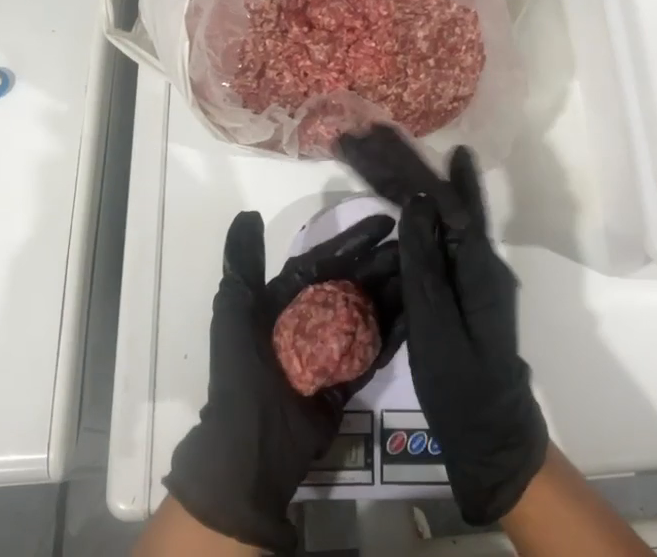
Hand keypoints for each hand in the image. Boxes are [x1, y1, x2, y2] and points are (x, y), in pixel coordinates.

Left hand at [164, 209, 403, 553]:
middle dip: (381, 264)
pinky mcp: (346, 378)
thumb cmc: (241, 368)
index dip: (353, 240)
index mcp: (283, 298)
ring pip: (368, 311)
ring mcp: (330, 349)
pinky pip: (374, 350)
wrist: (252, 443)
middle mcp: (309, 318)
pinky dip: (394, 333)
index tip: (385, 222)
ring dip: (393, 293)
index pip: (324, 259)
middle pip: (352, 282)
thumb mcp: (234, 308)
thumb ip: (242, 261)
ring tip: (422, 273)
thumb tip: (248, 213)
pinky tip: (418, 315)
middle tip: (415, 246)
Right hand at [336, 125, 547, 525]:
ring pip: (436, 212)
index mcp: (478, 265)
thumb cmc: (462, 387)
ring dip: (405, 181)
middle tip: (365, 135)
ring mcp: (474, 269)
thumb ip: (426, 264)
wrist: (492, 434)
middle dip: (402, 166)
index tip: (386, 134)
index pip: (441, 201)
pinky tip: (404, 195)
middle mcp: (480, 258)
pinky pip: (434, 233)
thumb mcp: (437, 327)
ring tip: (371, 152)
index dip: (411, 167)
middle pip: (439, 199)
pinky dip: (413, 208)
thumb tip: (417, 204)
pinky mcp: (463, 283)